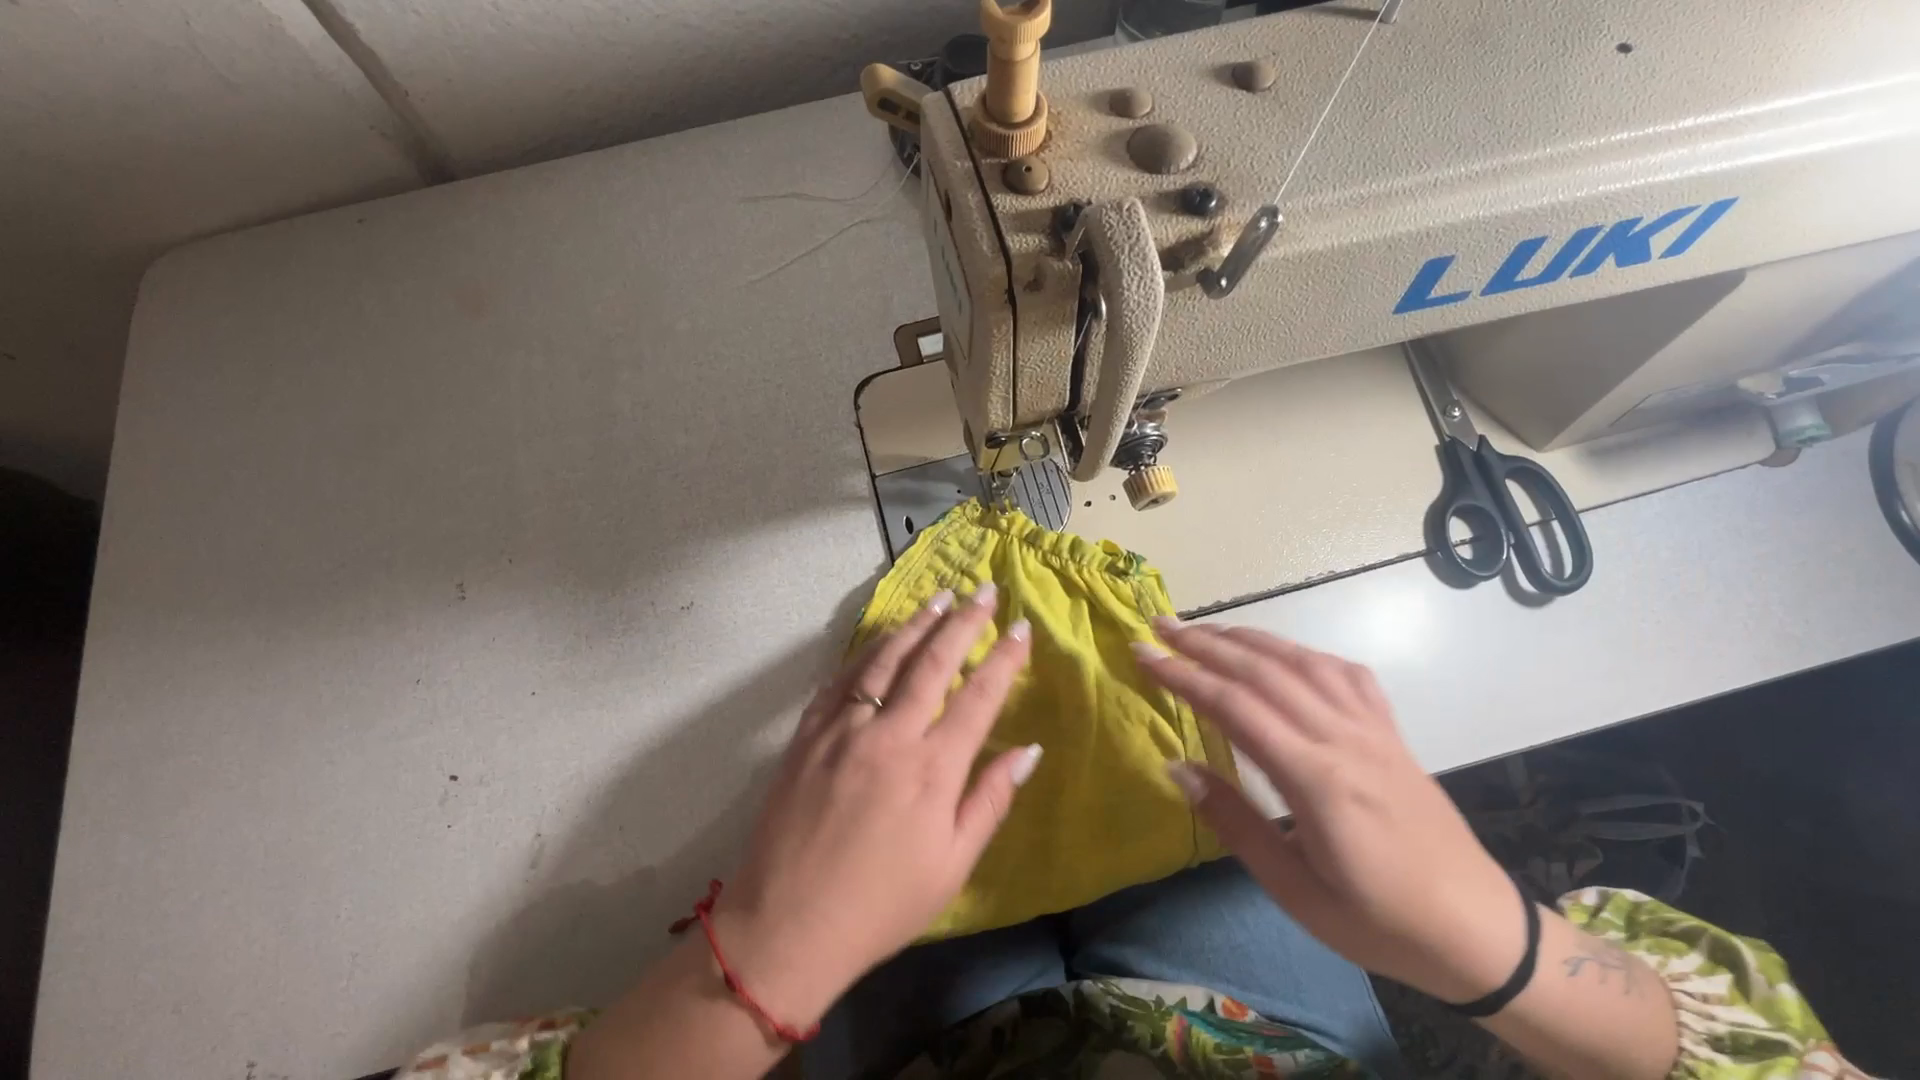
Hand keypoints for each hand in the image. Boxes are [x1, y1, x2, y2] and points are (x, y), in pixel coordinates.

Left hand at [708, 585, 1041, 1026]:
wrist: (786, 925)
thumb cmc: (881, 905)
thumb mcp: (953, 867)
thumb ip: (991, 800)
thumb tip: (1029, 750)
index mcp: (932, 768)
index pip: (978, 696)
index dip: (1003, 658)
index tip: (1021, 628)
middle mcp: (889, 735)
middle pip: (932, 662)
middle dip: (962, 622)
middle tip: (982, 591)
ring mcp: (842, 730)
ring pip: (884, 660)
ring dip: (914, 625)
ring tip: (937, 600)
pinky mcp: (806, 735)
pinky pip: (840, 681)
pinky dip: (865, 655)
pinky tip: (879, 643)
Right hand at [1134, 621, 1522, 1003]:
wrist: (1475, 931)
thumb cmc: (1376, 921)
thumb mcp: (1293, 889)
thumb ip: (1234, 822)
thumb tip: (1178, 766)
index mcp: (1315, 779)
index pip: (1235, 706)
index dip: (1184, 675)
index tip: (1142, 655)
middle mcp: (1344, 739)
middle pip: (1264, 671)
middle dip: (1206, 643)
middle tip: (1160, 627)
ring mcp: (1374, 731)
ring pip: (1303, 663)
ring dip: (1250, 639)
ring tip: (1208, 629)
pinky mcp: (1393, 734)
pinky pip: (1347, 675)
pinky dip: (1306, 653)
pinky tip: (1287, 653)